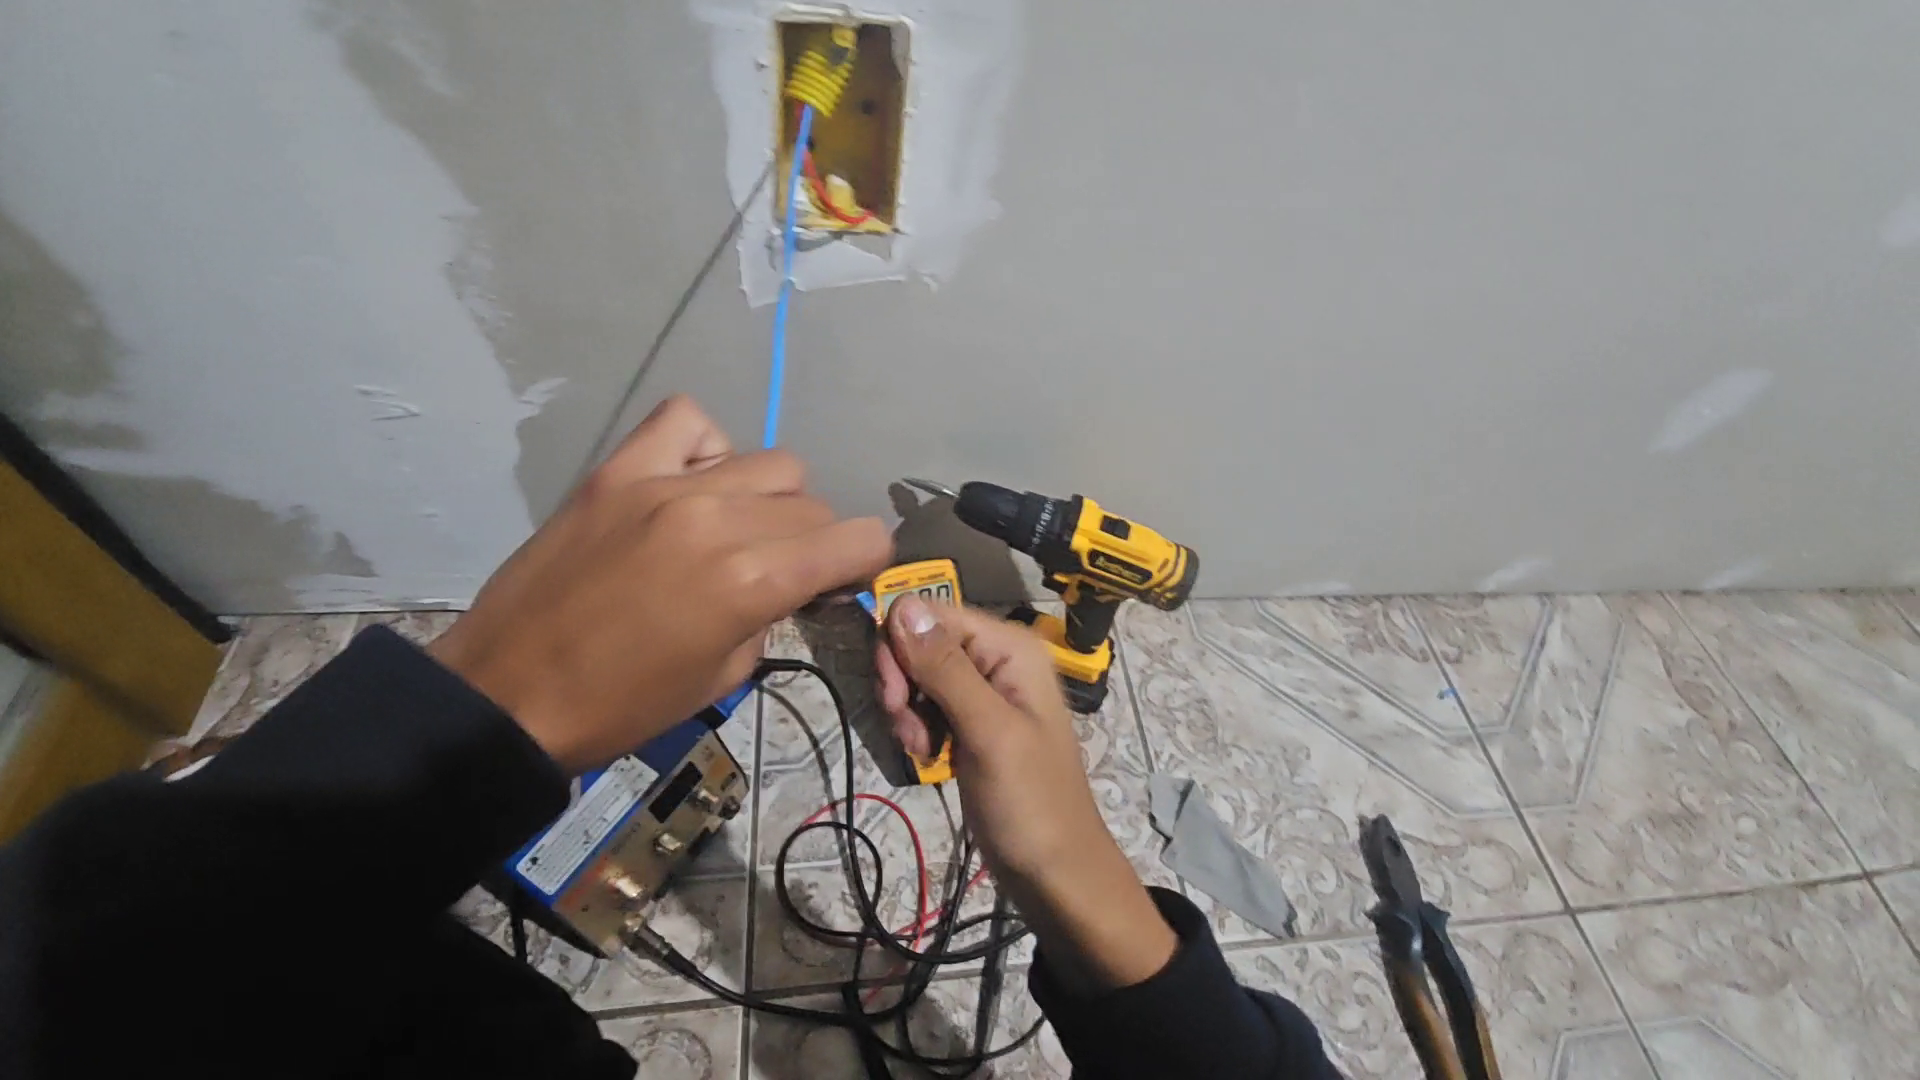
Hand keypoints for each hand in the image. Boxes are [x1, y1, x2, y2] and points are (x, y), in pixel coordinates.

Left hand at [430, 396, 891, 772]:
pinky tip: (694, 483)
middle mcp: (719, 518)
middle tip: (785, 571)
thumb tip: (794, 580)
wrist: (508, 695)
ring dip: (773, 499)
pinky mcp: (617, 469)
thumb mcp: (726, 675)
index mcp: (752, 581)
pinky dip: (709, 448)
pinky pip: (688, 422)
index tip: (846, 579)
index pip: (859, 538)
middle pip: (815, 503)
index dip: (866, 561)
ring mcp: (664, 484)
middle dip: (818, 540)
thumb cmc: (625, 704)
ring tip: (739, 527)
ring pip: (769, 461)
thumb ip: (774, 611)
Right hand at [876, 597, 1176, 990]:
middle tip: (909, 732)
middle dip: (903, 683)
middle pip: (920, 641)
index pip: (931, 615)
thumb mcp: (988, 731)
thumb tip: (903, 604)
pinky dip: (918, 727)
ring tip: (923, 751)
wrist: (1054, 872)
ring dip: (908, 711)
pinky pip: (927, 703)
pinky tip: (928, 756)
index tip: (893, 697)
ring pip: (917, 674)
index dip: (901, 648)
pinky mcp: (971, 719)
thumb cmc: (1030, 803)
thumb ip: (946, 668)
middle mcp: (997, 657)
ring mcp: (984, 689)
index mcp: (1010, 646)